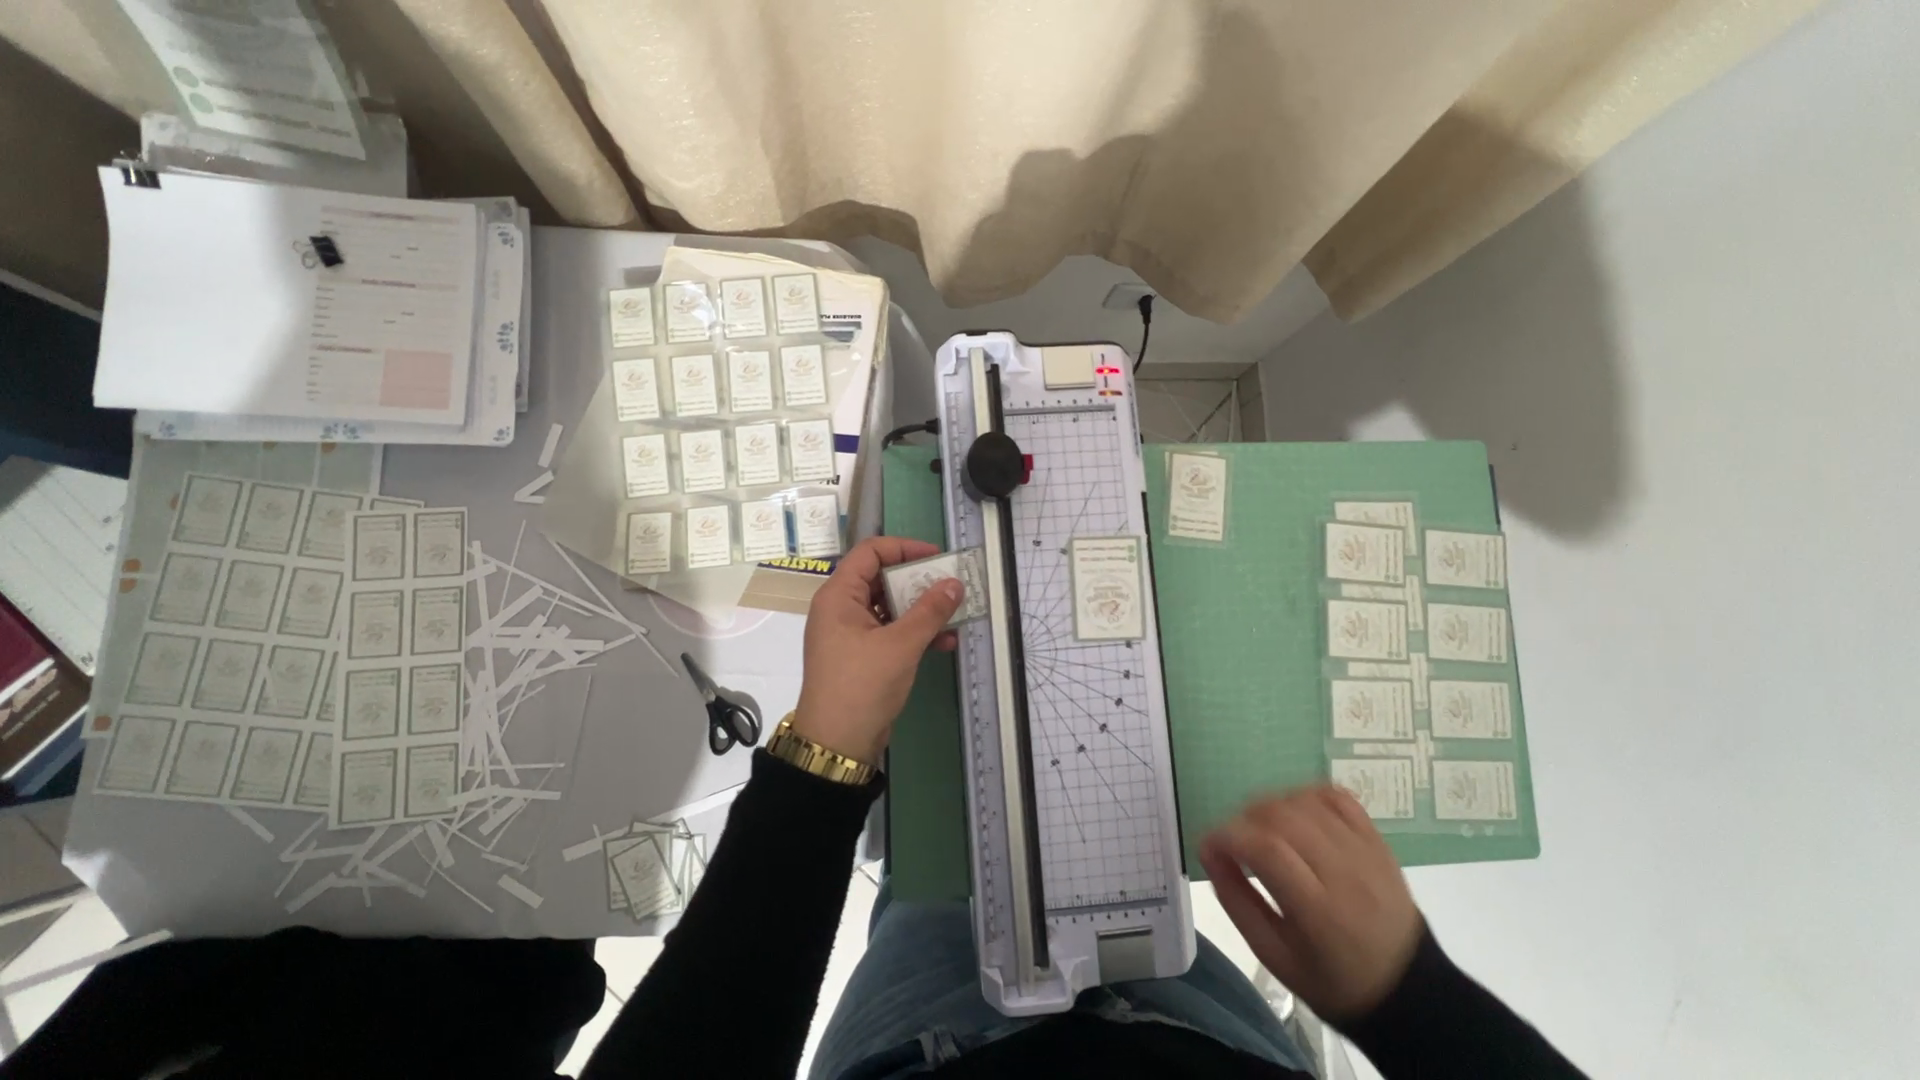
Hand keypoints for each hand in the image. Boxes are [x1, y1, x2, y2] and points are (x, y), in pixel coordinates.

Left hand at [791, 537, 962, 764]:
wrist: (837, 743)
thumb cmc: (862, 685)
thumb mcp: (900, 645)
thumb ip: (930, 611)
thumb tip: (954, 583)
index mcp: (839, 596)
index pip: (870, 553)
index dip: (904, 548)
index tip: (937, 557)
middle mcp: (842, 609)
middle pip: (883, 579)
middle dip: (919, 582)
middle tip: (952, 586)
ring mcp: (851, 634)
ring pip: (891, 607)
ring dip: (922, 610)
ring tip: (956, 616)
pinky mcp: (862, 656)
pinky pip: (891, 632)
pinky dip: (915, 633)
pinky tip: (945, 643)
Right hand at [1200, 786, 1423, 1021]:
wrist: (1406, 988)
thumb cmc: (1331, 979)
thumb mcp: (1274, 956)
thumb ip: (1236, 901)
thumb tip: (1209, 853)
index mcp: (1318, 912)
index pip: (1265, 850)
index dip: (1227, 836)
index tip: (1209, 846)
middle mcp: (1345, 873)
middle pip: (1282, 817)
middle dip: (1243, 819)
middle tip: (1232, 841)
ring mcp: (1365, 852)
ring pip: (1305, 802)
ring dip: (1270, 805)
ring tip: (1259, 829)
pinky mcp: (1377, 841)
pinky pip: (1338, 797)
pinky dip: (1305, 795)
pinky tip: (1292, 814)